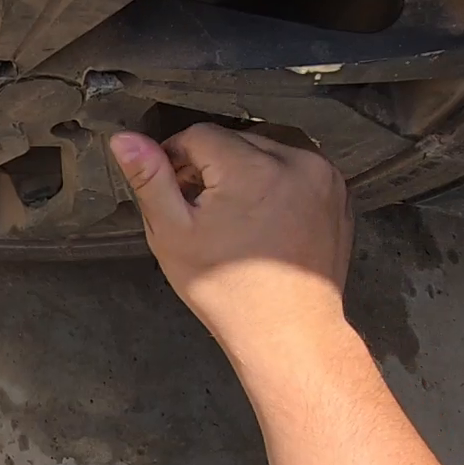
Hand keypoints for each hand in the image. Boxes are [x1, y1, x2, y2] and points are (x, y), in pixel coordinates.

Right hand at [110, 124, 352, 356]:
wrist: (287, 329)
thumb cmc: (223, 287)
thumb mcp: (172, 233)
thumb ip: (150, 180)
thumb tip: (124, 139)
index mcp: (251, 168)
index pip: (197, 135)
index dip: (174, 160)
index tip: (171, 195)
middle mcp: (295, 160)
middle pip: (233, 140)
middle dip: (209, 166)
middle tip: (197, 211)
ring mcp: (324, 176)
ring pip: (264, 151)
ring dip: (241, 171)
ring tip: (229, 216)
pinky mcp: (338, 193)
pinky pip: (294, 169)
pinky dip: (272, 183)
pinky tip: (260, 220)